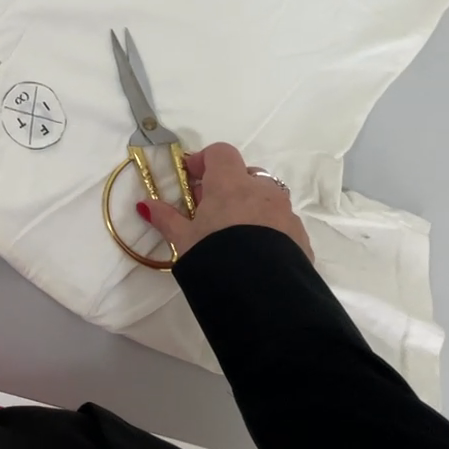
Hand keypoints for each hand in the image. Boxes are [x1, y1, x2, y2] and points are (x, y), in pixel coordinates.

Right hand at [138, 143, 311, 261]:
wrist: (266, 297)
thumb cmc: (217, 254)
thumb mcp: (184, 238)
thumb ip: (166, 217)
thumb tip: (145, 205)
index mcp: (231, 183)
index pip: (220, 152)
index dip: (204, 160)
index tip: (191, 178)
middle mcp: (263, 192)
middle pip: (247, 174)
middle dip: (229, 185)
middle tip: (210, 208)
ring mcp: (286, 215)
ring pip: (267, 199)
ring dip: (250, 206)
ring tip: (233, 232)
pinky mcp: (302, 239)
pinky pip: (282, 223)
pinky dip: (268, 228)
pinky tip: (254, 251)